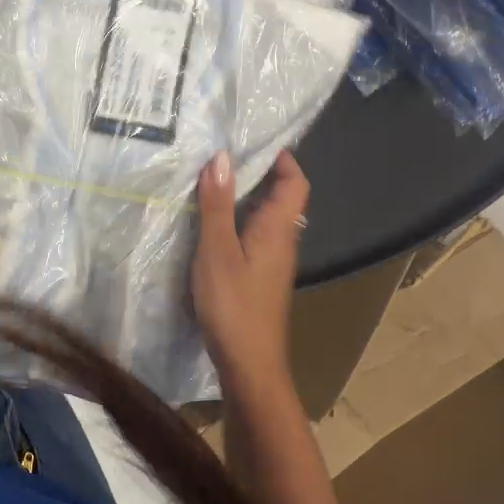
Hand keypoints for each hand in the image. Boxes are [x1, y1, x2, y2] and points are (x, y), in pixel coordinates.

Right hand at [192, 149, 309, 396]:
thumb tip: (221, 157)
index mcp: (277, 230)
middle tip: (222, 151)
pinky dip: (235, 218)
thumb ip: (217, 204)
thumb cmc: (234, 304)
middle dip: (258, 172)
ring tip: (209, 177)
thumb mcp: (217, 250)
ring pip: (264, 217)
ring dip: (244, 194)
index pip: (295, 184)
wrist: (249, 364)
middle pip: (281, 198)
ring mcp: (270, 261)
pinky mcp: (257, 276)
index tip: (255, 139)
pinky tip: (208, 220)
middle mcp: (281, 242)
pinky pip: (252, 235)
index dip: (283, 159)